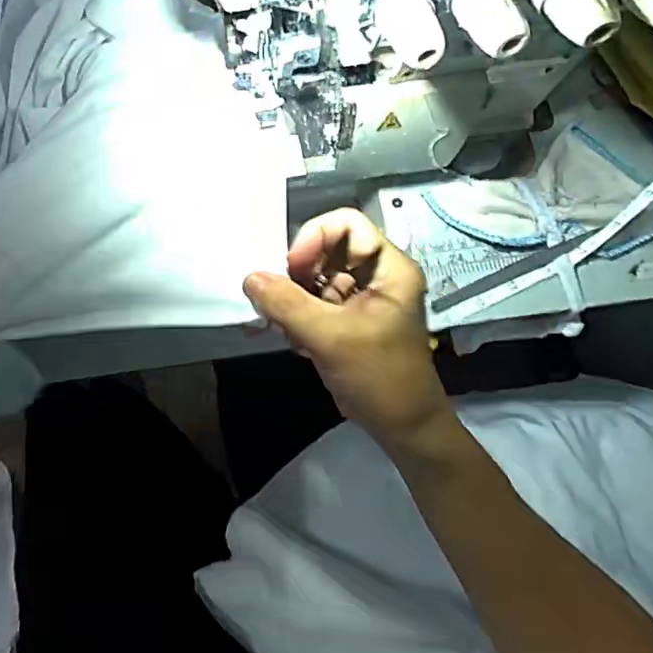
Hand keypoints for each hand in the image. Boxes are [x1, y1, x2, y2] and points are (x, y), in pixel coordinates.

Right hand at [242, 209, 456, 453]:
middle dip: (298, 271)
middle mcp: (376, 274)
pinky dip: (296, 313)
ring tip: (281, 323)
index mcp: (389, 267)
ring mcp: (360, 296)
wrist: (403, 427)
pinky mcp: (345, 318)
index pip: (347, 224)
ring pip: (316, 275)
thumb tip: (250, 278)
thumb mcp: (331, 338)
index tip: (294, 267)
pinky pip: (313, 300)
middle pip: (327, 248)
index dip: (315, 237)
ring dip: (293, 296)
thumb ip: (288, 305)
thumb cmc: (380, 376)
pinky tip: (289, 336)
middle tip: (277, 299)